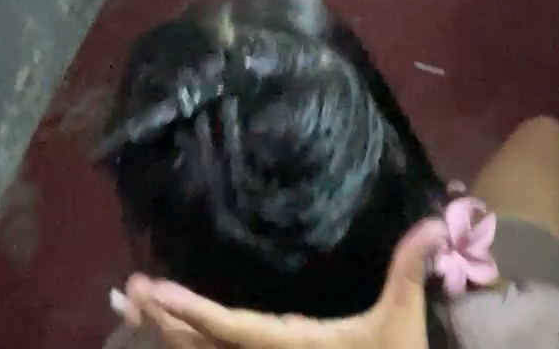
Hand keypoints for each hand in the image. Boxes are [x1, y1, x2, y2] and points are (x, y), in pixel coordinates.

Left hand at [117, 218, 446, 348]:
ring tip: (130, 306)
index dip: (190, 312)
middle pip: (200, 346)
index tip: (154, 293)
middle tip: (125, 293)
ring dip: (166, 332)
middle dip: (162, 320)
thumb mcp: (400, 324)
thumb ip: (409, 270)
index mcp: (287, 346)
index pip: (229, 329)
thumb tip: (433, 222)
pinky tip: (173, 333)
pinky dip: (187, 343)